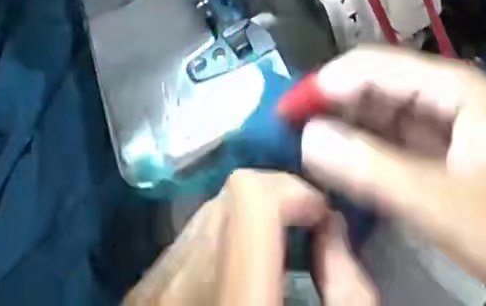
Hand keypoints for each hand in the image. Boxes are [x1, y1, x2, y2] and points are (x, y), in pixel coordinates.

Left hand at [125, 170, 377, 305]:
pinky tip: (235, 288)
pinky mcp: (136, 303)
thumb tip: (330, 227)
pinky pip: (179, 250)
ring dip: (243, 227)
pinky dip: (215, 252)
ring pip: (200, 220)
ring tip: (274, 264)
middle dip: (275, 208)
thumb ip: (349, 292)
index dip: (293, 192)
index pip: (249, 200)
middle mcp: (180, 293)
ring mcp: (149, 297)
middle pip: (226, 202)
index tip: (323, 219)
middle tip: (308, 238)